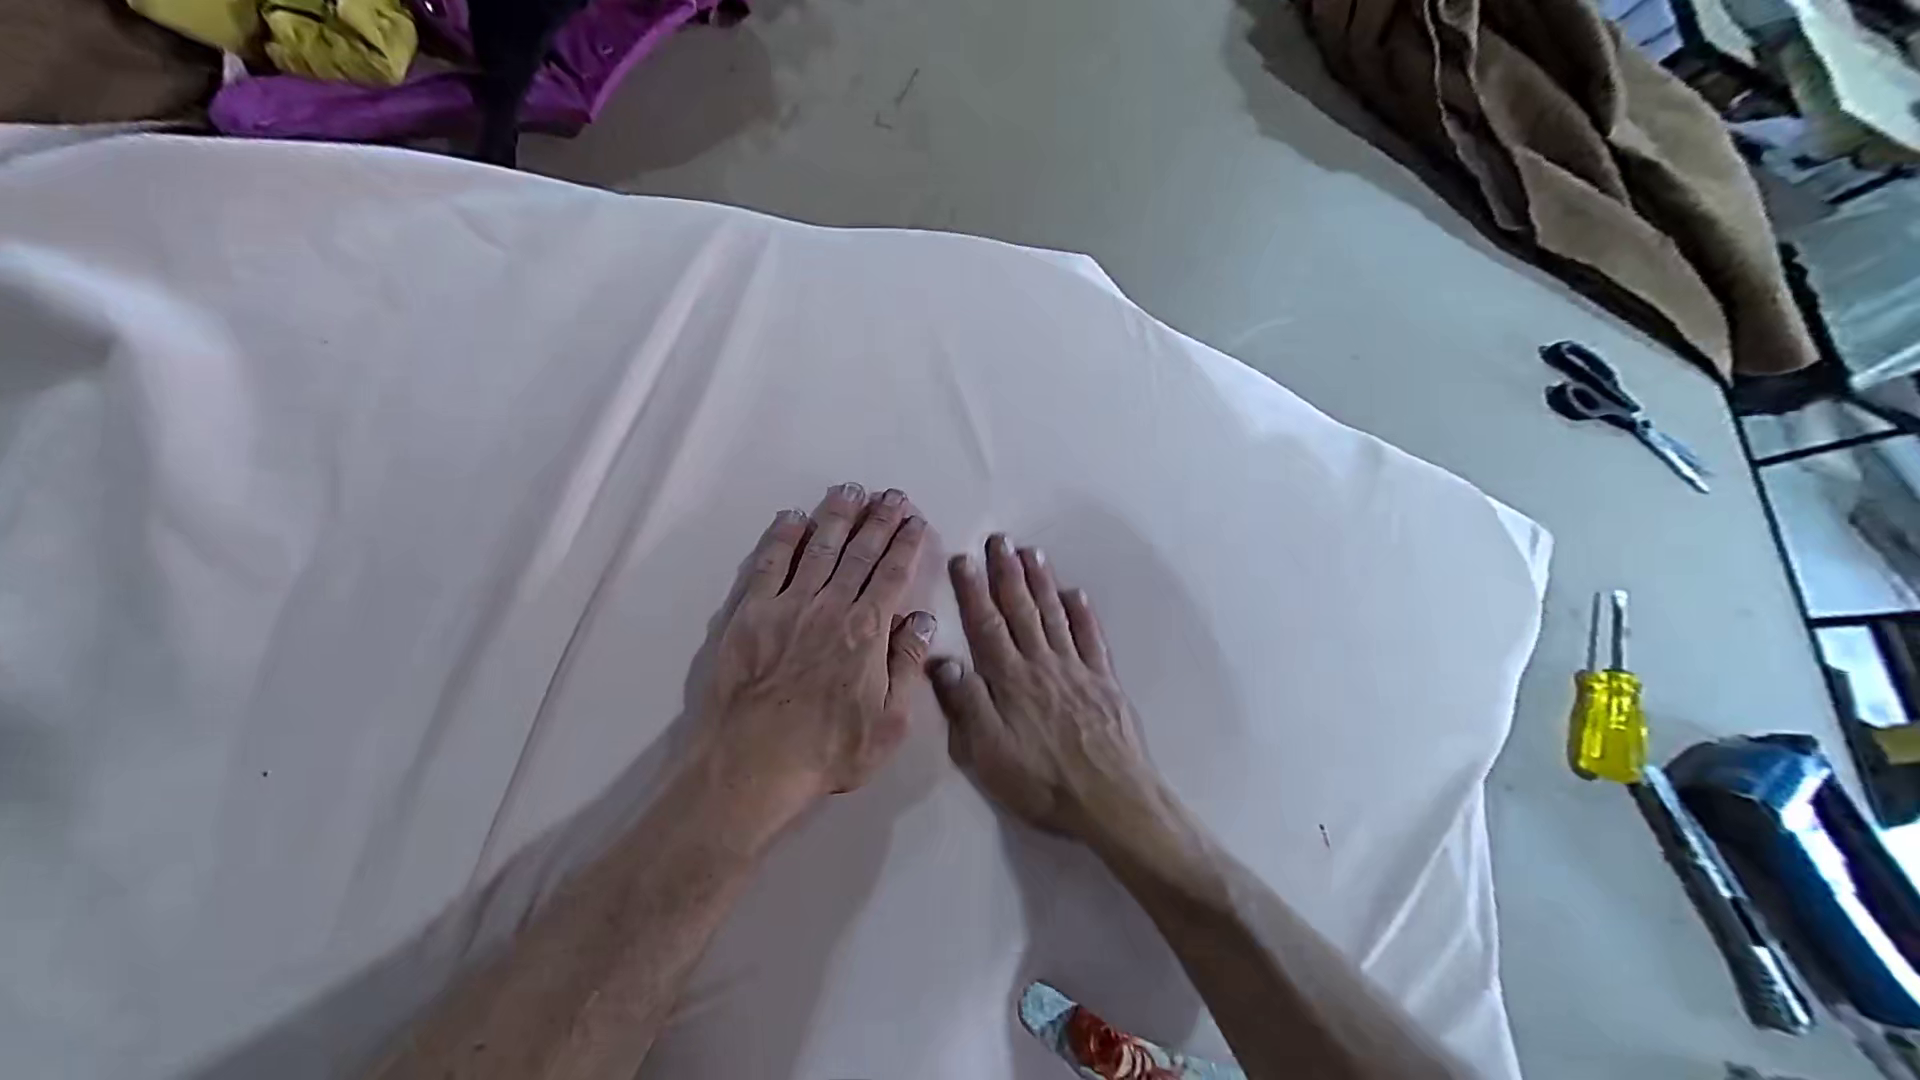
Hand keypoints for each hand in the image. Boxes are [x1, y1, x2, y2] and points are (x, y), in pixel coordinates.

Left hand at [694, 483, 934, 828]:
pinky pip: (769, 563)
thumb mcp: (888, 723)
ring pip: (818, 548)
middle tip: (891, 495)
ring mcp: (788, 605)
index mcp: (867, 632)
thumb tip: (922, 620)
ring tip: (850, 491)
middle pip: (860, 552)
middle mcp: (831, 607)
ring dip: (837, 516)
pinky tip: (794, 517)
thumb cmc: (826, 751)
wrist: (750, 764)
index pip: (893, 574)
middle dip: (880, 520)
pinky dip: (783, 536)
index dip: (906, 544)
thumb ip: (908, 666)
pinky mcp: (750, 612)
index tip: (915, 520)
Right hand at [931, 535, 1169, 848]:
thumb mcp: (989, 753)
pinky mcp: (1104, 681)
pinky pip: (1092, 638)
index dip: (973, 591)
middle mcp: (1043, 663)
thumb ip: (966, 704)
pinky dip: (1083, 613)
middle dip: (1007, 573)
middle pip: (1021, 610)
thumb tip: (941, 659)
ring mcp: (1077, 669)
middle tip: (999, 540)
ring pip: (1055, 615)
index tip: (963, 559)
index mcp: (1011, 679)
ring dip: (1041, 582)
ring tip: (1032, 552)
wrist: (1111, 800)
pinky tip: (1076, 593)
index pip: (986, 626)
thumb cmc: (1042, 781)